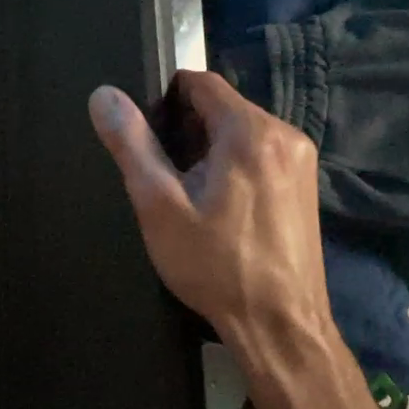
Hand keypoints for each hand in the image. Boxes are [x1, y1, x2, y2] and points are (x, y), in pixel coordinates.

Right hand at [88, 71, 329, 344]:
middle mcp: (284, 134)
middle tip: (164, 174)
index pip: (200, 81)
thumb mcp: (159, 204)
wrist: (280, 327)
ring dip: (208, 148)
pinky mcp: (305, 184)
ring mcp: (300, 160)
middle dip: (185, 128)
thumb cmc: (215, 265)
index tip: (147, 134)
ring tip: (189, 194)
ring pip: (238, 130)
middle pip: (220, 106)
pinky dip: (232, 164)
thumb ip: (131, 143)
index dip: (165, 99)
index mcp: (250, 132)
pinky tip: (219, 205)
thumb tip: (104, 95)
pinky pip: (258, 152)